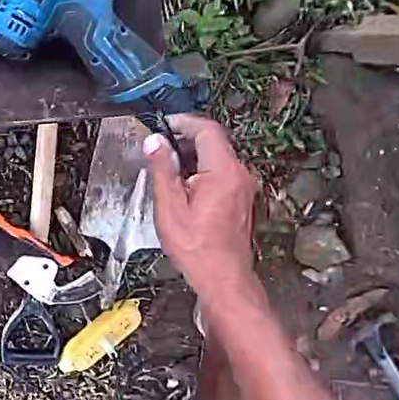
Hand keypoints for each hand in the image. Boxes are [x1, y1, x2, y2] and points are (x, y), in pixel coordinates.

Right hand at [143, 114, 259, 300]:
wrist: (222, 277)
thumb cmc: (197, 248)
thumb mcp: (170, 205)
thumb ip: (162, 169)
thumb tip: (155, 142)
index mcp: (223, 171)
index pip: (206, 130)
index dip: (183, 122)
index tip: (164, 124)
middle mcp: (239, 175)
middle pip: (214, 141)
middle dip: (185, 139)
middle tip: (160, 147)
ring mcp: (243, 187)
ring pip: (218, 157)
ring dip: (193, 156)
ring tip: (168, 169)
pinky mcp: (241, 197)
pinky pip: (222, 172)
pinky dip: (202, 170)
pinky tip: (184, 186)